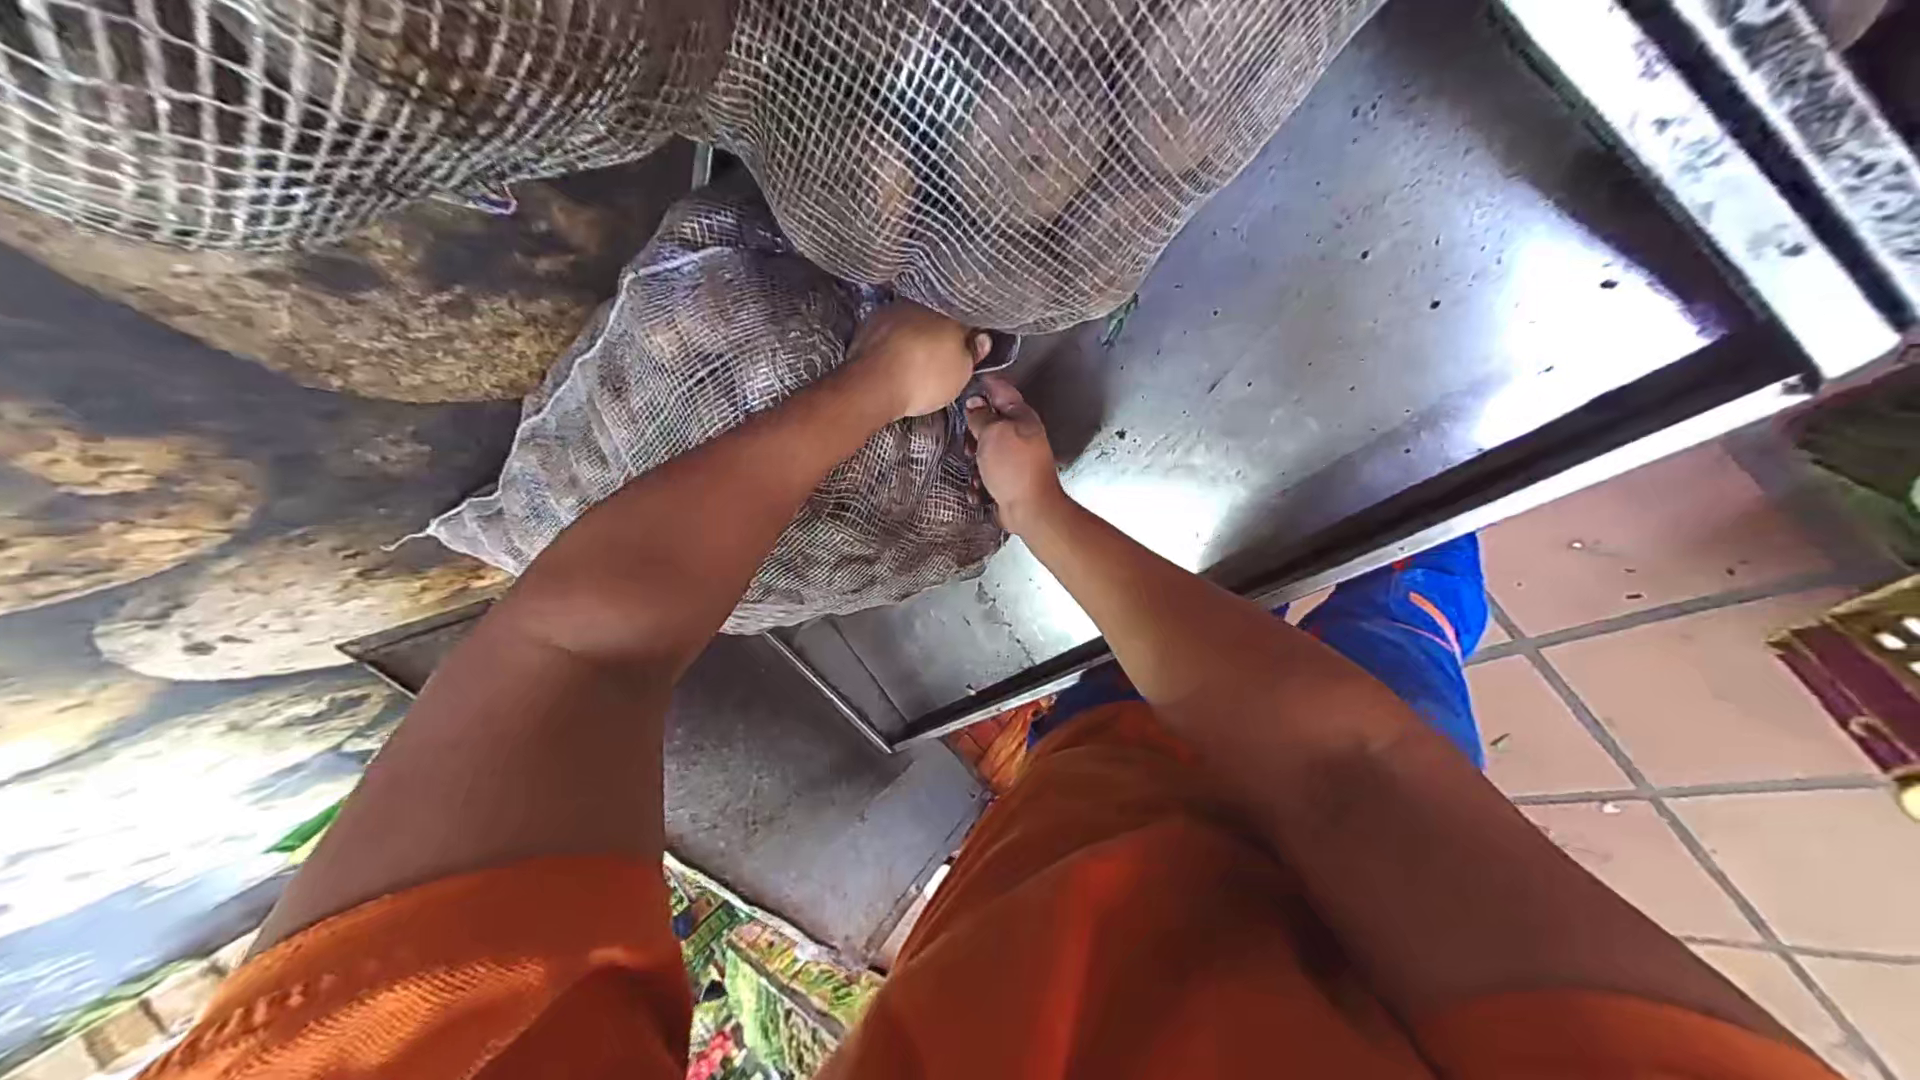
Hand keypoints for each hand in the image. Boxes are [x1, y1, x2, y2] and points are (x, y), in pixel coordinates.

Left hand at [841, 301, 989, 419]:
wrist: (876, 382)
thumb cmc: (923, 378)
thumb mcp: (961, 372)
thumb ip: (973, 353)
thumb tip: (981, 340)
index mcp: (951, 313)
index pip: (967, 319)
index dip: (970, 337)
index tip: (969, 351)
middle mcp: (922, 305)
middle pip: (938, 318)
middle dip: (940, 335)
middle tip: (941, 359)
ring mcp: (894, 312)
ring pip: (912, 322)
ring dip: (915, 337)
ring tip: (916, 363)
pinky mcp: (870, 325)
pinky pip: (889, 332)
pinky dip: (894, 343)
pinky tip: (895, 361)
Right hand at [964, 375, 1067, 535]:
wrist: (1029, 509)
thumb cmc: (1014, 468)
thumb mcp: (992, 434)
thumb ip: (981, 416)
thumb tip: (973, 403)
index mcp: (1021, 417)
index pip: (1002, 391)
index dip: (985, 385)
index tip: (967, 382)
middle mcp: (1020, 434)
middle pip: (989, 422)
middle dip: (974, 431)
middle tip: (969, 441)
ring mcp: (1015, 457)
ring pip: (984, 449)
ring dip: (974, 459)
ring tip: (975, 467)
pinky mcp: (1007, 478)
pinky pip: (986, 472)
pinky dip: (980, 479)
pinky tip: (980, 487)